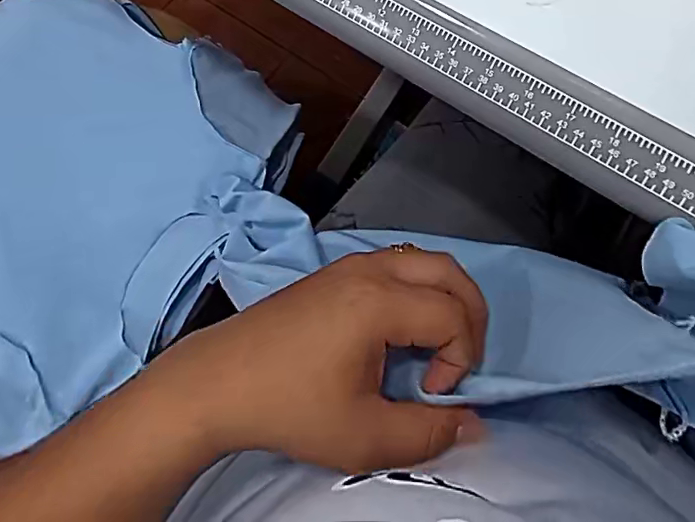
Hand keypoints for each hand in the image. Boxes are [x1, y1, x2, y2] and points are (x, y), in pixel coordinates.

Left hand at [141, 245, 489, 472]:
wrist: (222, 379)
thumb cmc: (290, 405)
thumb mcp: (364, 436)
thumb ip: (428, 433)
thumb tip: (472, 423)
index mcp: (378, 300)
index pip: (453, 314)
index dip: (460, 359)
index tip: (430, 393)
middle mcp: (370, 268)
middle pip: (449, 270)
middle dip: (470, 315)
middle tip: (459, 361)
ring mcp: (351, 263)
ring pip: (424, 259)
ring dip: (445, 297)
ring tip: (434, 347)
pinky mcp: (337, 269)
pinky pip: (398, 263)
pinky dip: (418, 289)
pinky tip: (400, 331)